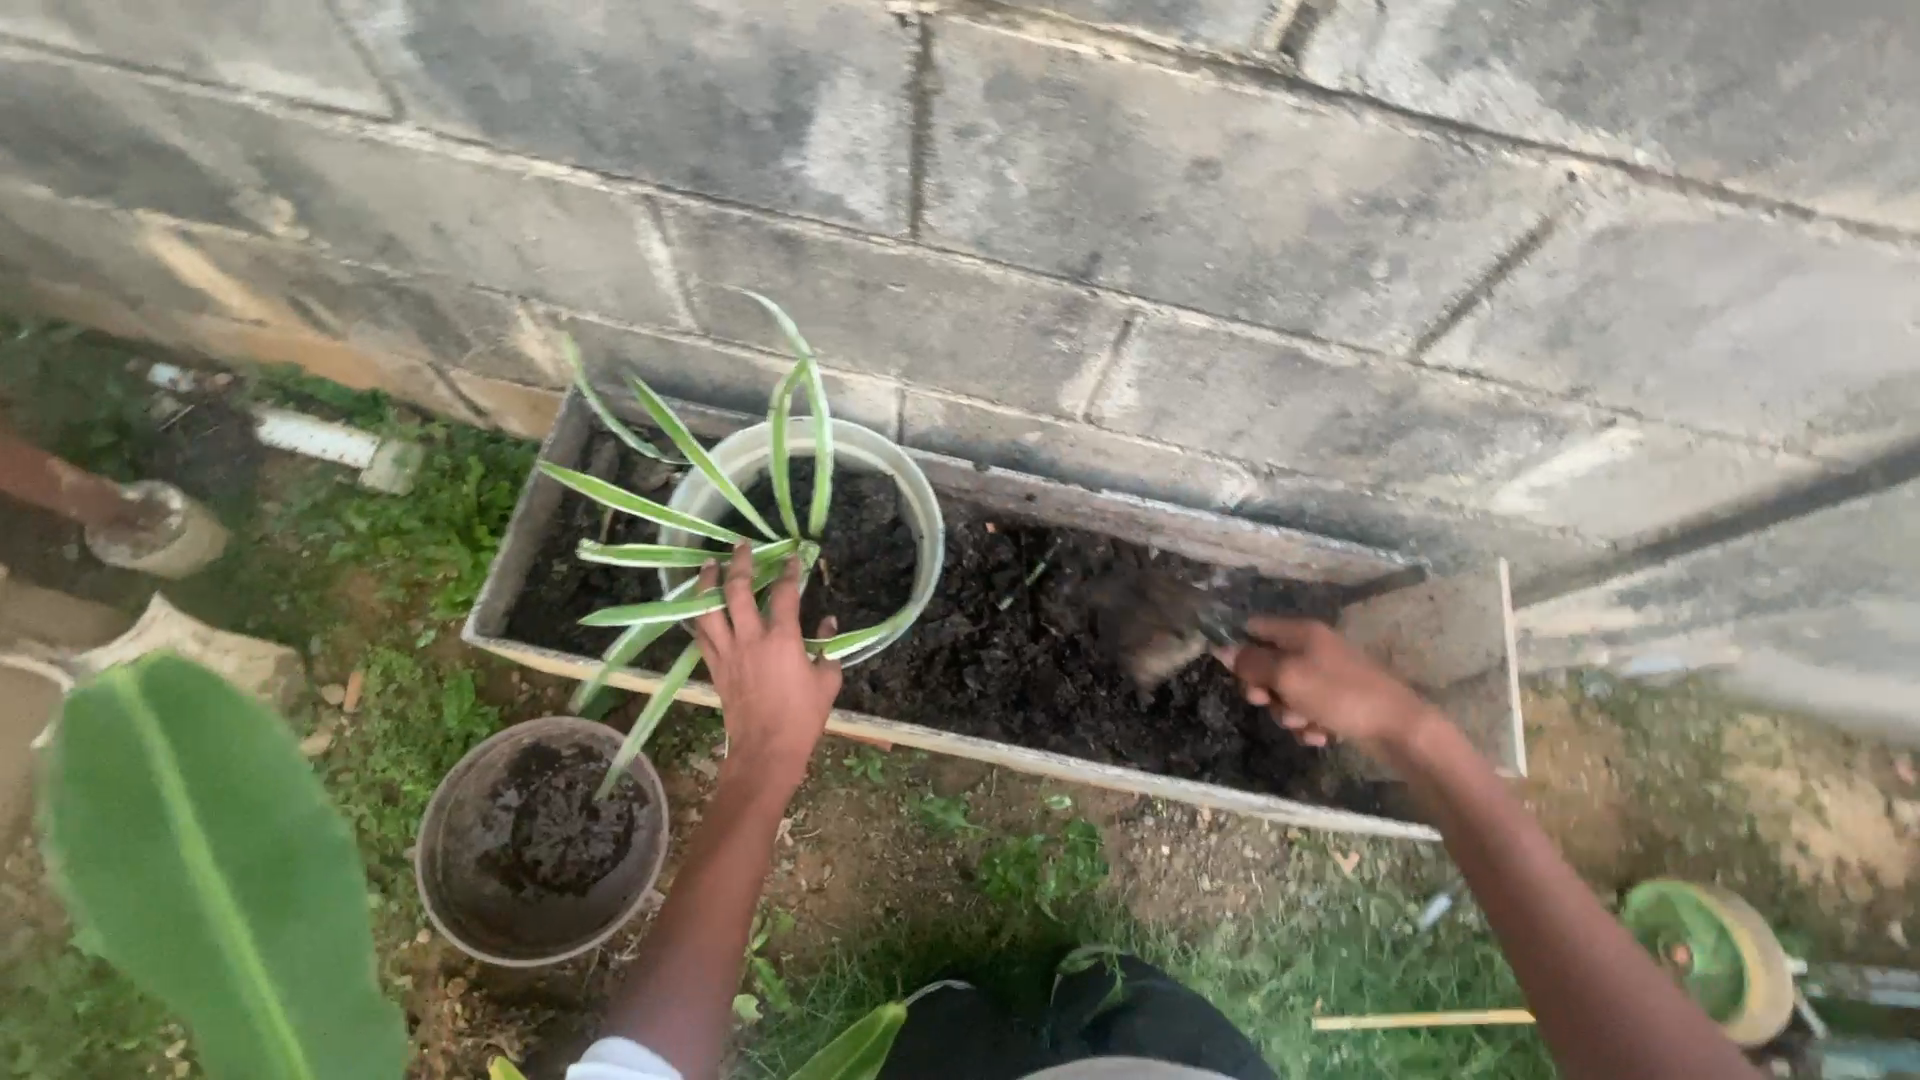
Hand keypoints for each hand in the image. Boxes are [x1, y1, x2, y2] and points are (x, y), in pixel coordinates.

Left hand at [690, 543, 841, 796]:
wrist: (767, 749)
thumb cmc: (803, 716)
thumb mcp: (827, 681)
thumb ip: (828, 648)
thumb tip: (829, 623)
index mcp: (783, 639)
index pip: (785, 594)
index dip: (789, 571)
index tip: (792, 556)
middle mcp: (751, 638)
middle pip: (737, 591)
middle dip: (739, 563)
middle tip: (741, 546)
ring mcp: (728, 652)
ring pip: (709, 609)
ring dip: (707, 584)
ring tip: (708, 566)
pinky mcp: (715, 668)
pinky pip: (701, 636)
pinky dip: (699, 618)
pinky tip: (698, 607)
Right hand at [1215, 617, 1439, 755]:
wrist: (1399, 727)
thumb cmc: (1339, 694)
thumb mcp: (1286, 676)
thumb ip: (1251, 663)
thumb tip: (1221, 649)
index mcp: (1300, 632)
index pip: (1254, 628)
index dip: (1238, 649)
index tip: (1235, 674)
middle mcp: (1313, 647)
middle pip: (1267, 664)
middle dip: (1264, 688)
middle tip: (1267, 701)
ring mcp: (1327, 675)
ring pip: (1286, 692)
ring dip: (1287, 711)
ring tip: (1304, 722)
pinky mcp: (1339, 700)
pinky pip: (1309, 710)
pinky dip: (1309, 724)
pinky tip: (1321, 734)